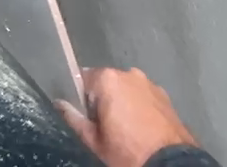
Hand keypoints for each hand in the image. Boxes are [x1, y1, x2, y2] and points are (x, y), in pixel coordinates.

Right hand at [55, 67, 197, 166]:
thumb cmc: (128, 153)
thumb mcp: (94, 142)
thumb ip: (74, 120)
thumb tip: (58, 104)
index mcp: (107, 78)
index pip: (83, 80)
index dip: (82, 101)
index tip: (89, 120)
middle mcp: (129, 74)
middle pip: (107, 84)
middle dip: (105, 101)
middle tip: (107, 128)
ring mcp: (151, 85)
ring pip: (128, 91)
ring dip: (125, 104)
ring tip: (129, 131)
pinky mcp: (168, 100)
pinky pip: (146, 100)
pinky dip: (142, 110)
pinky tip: (145, 131)